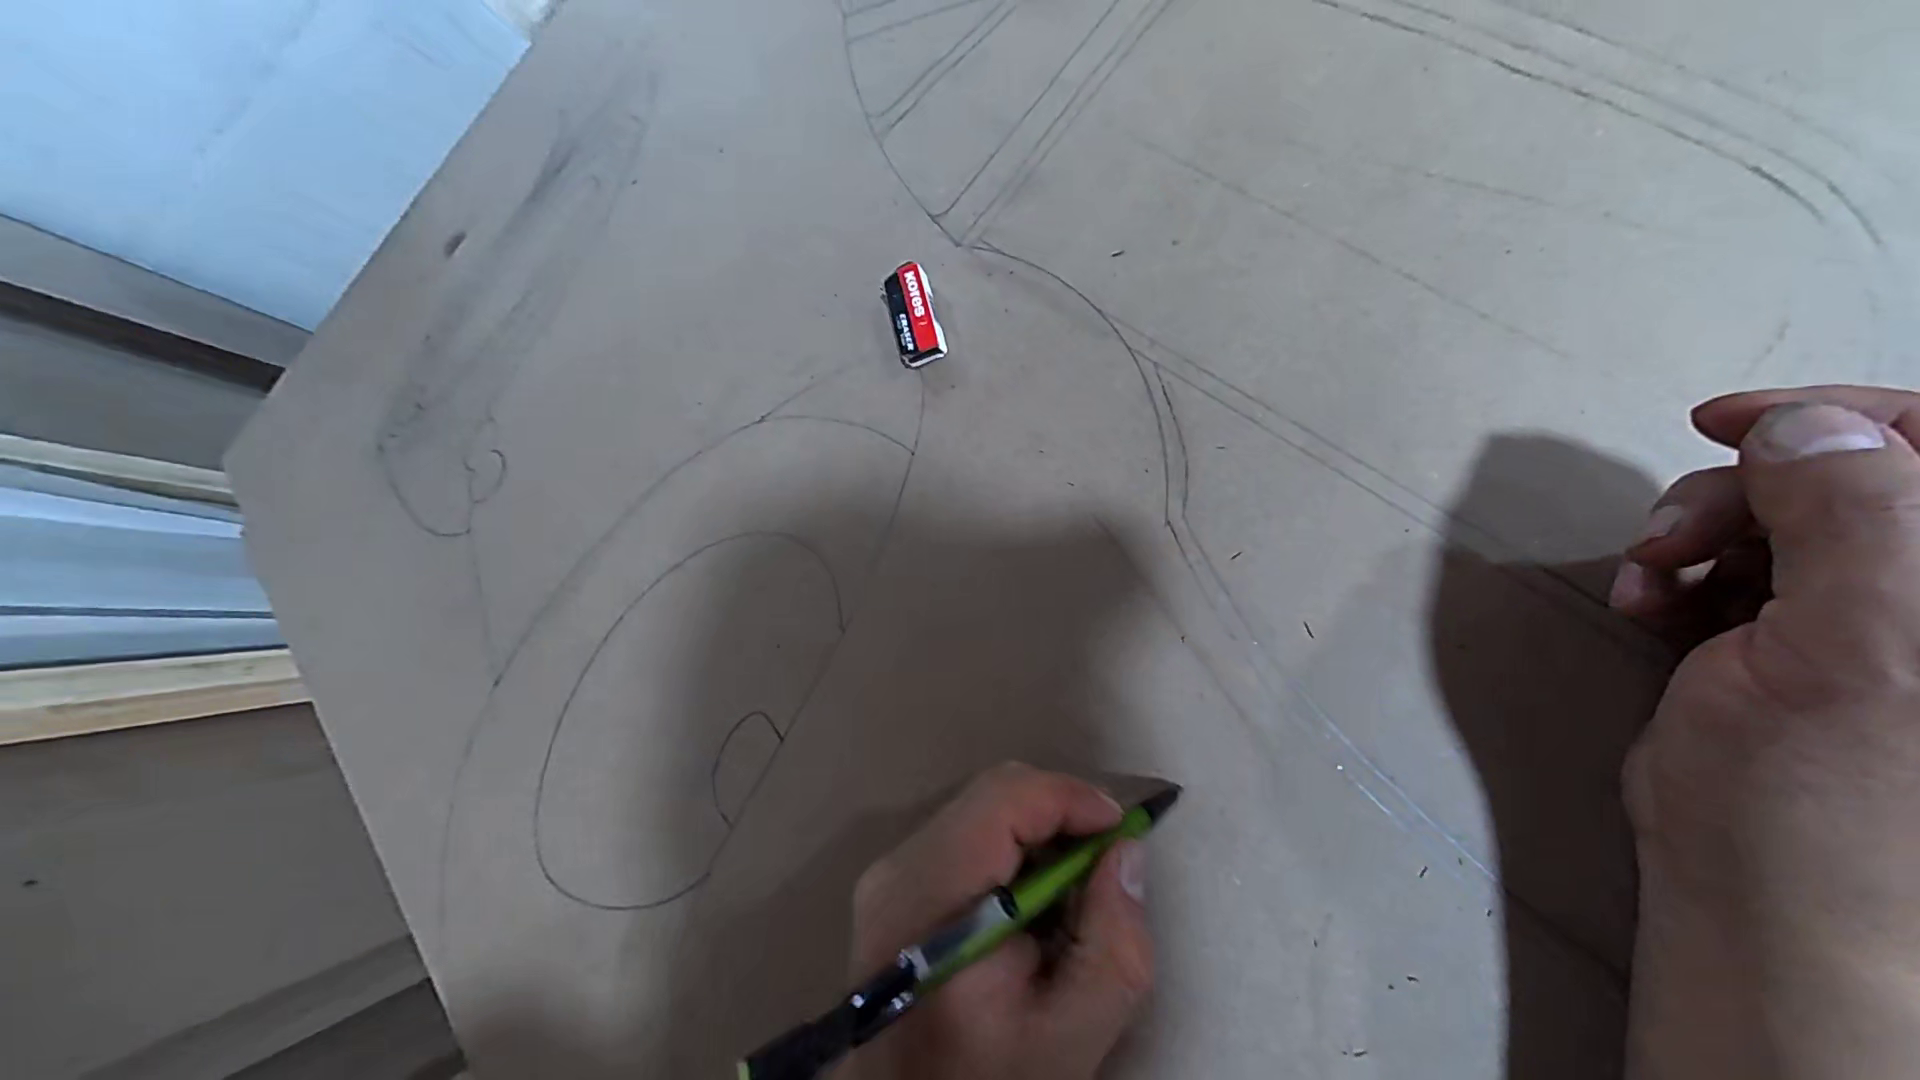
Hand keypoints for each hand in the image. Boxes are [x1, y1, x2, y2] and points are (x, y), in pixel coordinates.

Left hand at [838, 762, 1152, 1079]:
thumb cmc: (989, 1077)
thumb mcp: (1071, 1034)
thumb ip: (1115, 942)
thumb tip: (1125, 849)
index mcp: (929, 897)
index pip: (1002, 800)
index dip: (1068, 797)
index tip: (1122, 829)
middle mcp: (898, 866)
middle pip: (992, 795)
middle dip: (1059, 813)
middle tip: (1104, 860)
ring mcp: (890, 870)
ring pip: (980, 808)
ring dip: (1038, 831)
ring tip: (1070, 888)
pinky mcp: (894, 879)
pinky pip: (964, 832)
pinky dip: (1011, 847)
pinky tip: (1030, 900)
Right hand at [1612, 387, 1919, 1077]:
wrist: (1758, 888)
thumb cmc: (1823, 795)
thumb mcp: (1854, 653)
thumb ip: (1857, 522)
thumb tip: (1806, 427)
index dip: (1843, 416)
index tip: (1723, 423)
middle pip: (1842, 480)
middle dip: (1732, 497)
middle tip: (1661, 544)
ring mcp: (1869, 619)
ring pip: (1774, 521)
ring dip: (1690, 539)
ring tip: (1645, 586)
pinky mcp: (1792, 641)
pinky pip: (1733, 568)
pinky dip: (1679, 574)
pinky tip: (1652, 606)